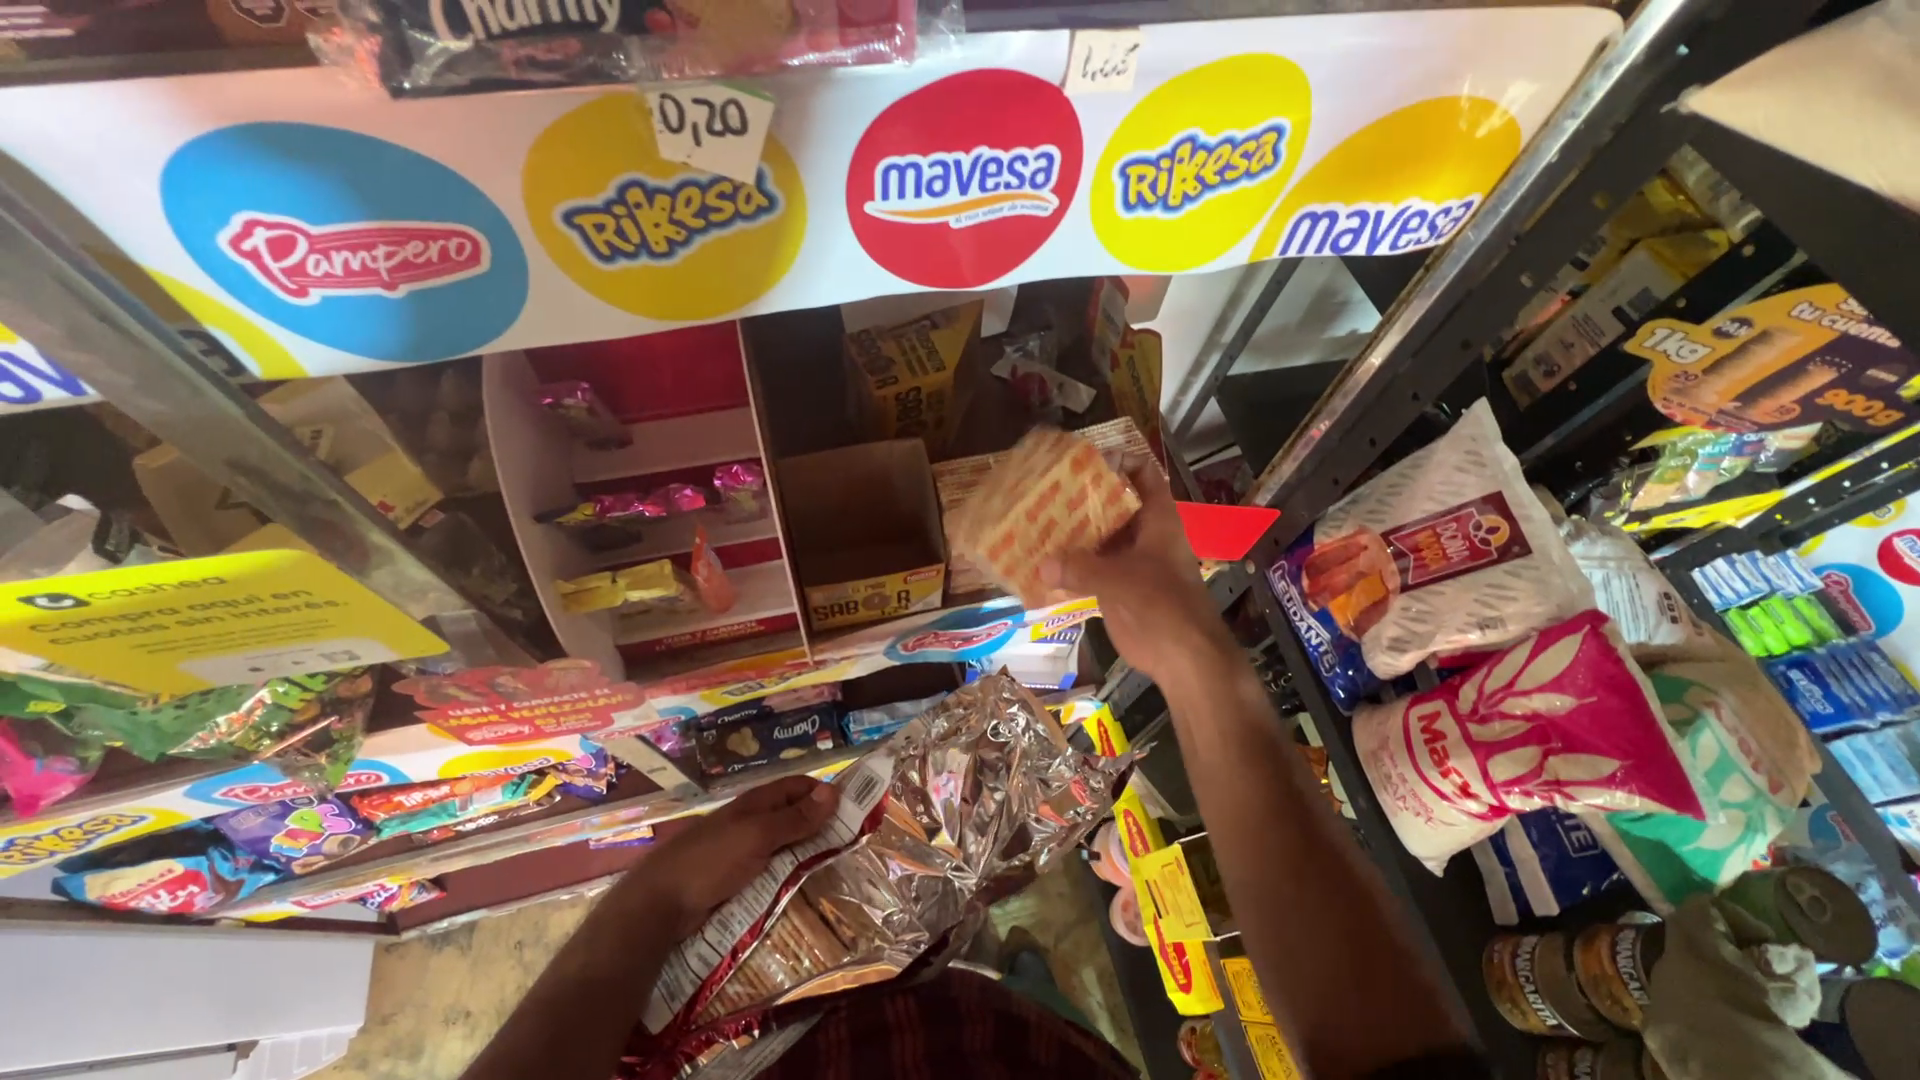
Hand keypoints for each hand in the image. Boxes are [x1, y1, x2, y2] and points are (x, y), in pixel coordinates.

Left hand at [642, 775, 840, 936]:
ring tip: (835, 863)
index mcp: (755, 803)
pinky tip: (800, 883)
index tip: (856, 806)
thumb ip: (796, 818)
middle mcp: (750, 820)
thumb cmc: (710, 861)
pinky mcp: (734, 877)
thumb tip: (834, 792)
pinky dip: (787, 871)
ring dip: (805, 850)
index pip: (799, 786)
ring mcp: (741, 849)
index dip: (825, 792)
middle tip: (853, 839)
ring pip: (783, 843)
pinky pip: (769, 868)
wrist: (660, 903)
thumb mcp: (759, 836)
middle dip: (820, 823)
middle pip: (793, 814)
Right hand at [1040, 462, 1237, 685]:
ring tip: (1038, 523)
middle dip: (1084, 501)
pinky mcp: (1121, 591)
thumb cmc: (1162, 606)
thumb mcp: (1119, 581)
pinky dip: (1072, 569)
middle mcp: (1146, 537)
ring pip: (1102, 541)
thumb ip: (1080, 569)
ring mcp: (1133, 565)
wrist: (1185, 658)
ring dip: (1075, 536)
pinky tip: (1043, 566)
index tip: (1086, 460)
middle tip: (1047, 493)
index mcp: (1158, 521)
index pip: (1144, 476)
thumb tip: (1041, 563)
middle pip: (1115, 508)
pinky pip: (1093, 572)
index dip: (1120, 461)